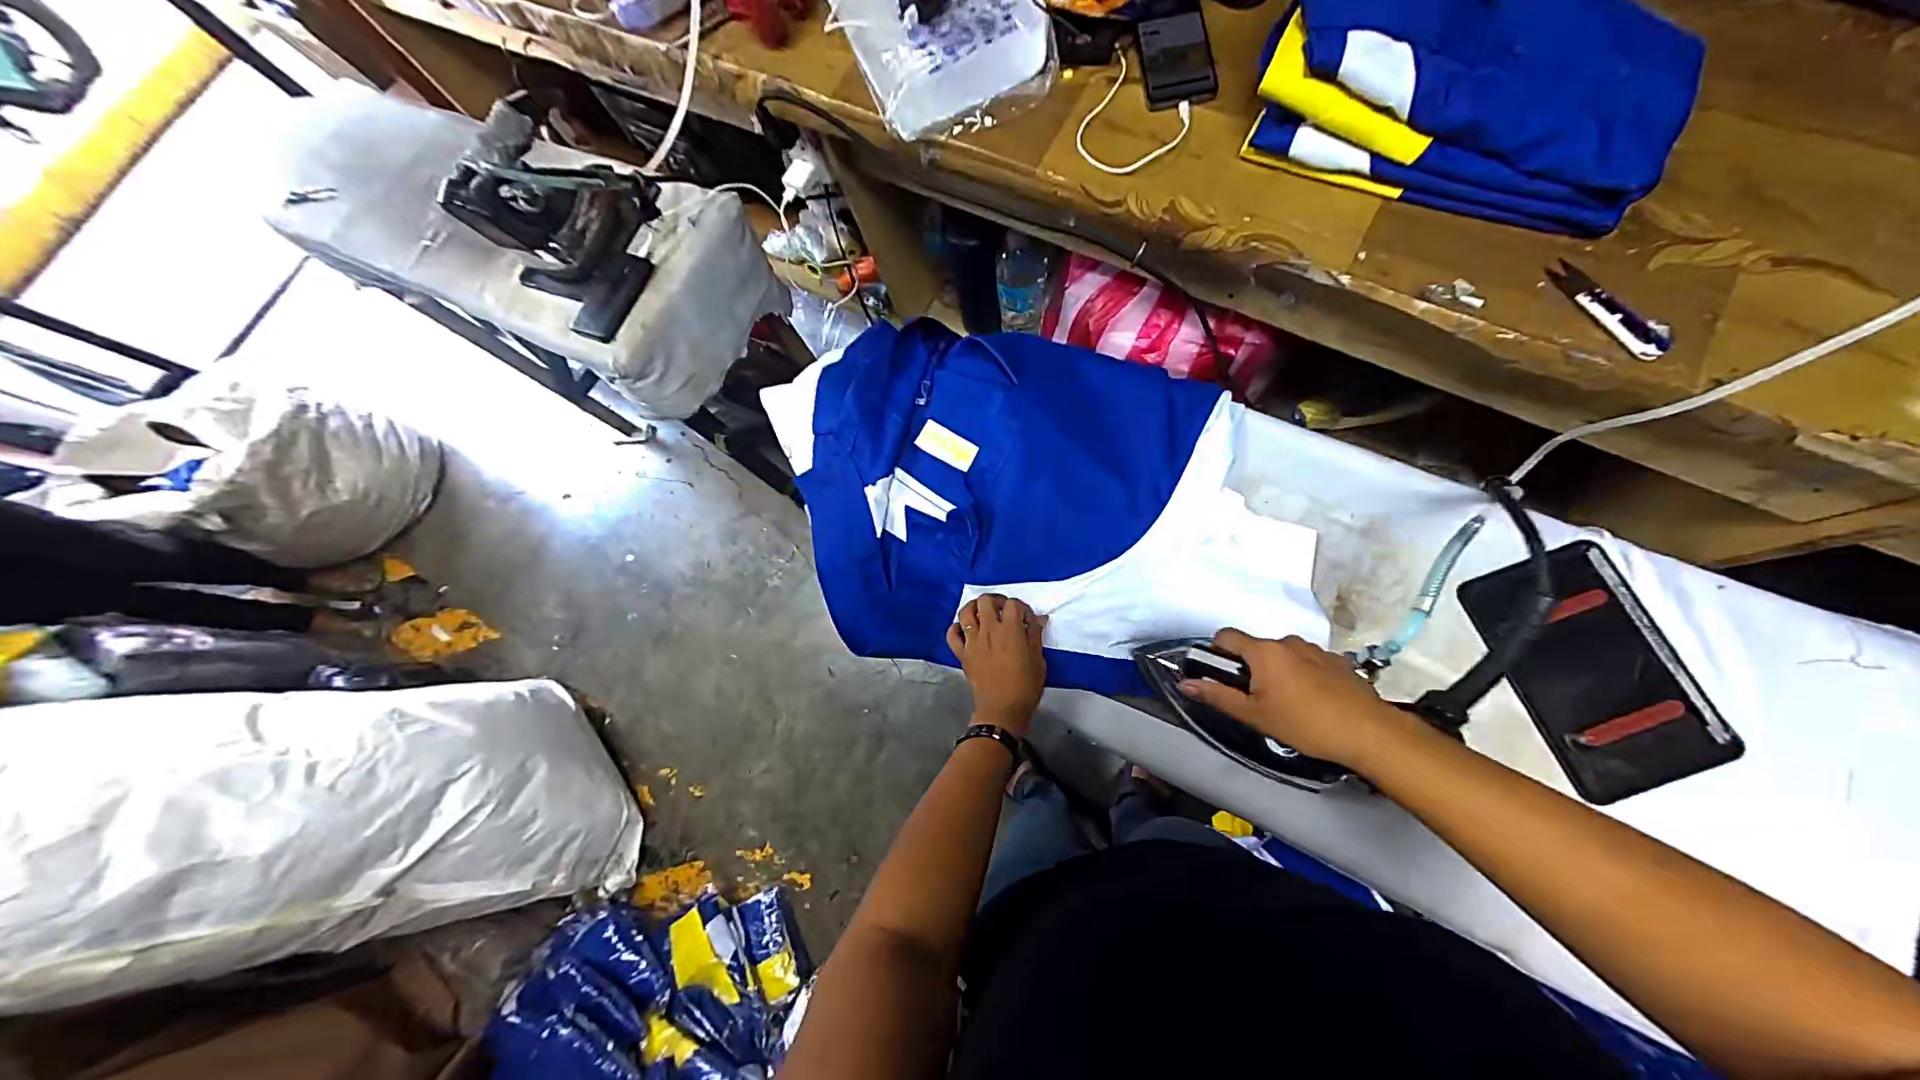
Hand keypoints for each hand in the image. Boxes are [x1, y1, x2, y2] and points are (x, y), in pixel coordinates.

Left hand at [946, 594, 1047, 735]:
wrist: (1002, 709)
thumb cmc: (1025, 686)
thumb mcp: (1038, 660)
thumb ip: (1035, 636)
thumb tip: (1038, 619)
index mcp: (1010, 630)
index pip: (1013, 604)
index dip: (1021, 607)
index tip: (1027, 619)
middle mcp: (989, 630)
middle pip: (985, 601)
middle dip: (996, 601)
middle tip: (1004, 610)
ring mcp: (972, 641)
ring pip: (966, 612)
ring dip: (975, 608)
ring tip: (984, 614)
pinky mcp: (962, 654)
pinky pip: (952, 634)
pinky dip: (956, 628)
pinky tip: (965, 630)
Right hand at [1177, 629, 1414, 767]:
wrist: (1370, 733)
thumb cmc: (1306, 724)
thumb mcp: (1254, 715)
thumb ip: (1217, 696)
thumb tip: (1186, 684)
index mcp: (1264, 652)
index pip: (1226, 636)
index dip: (1217, 653)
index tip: (1222, 677)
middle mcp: (1289, 642)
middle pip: (1256, 648)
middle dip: (1251, 669)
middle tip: (1257, 700)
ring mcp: (1317, 650)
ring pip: (1284, 656)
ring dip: (1278, 672)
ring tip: (1288, 704)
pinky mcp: (1339, 661)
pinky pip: (1309, 662)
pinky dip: (1304, 676)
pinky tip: (1313, 702)